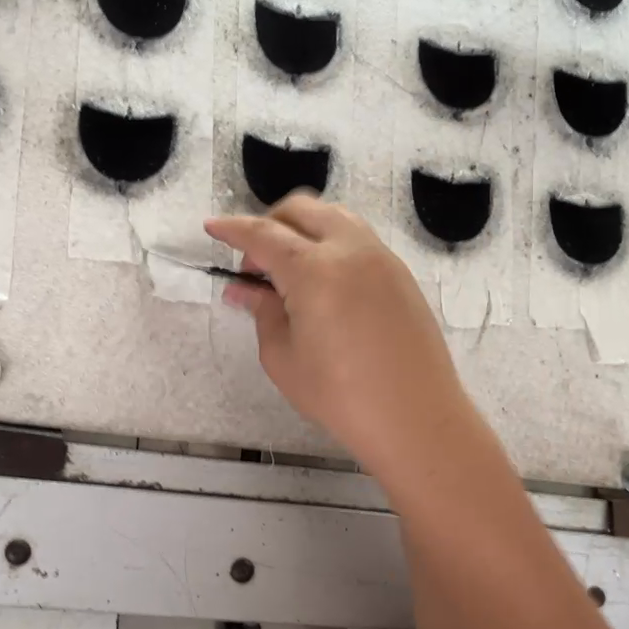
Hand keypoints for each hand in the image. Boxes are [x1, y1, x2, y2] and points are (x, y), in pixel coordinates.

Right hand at [205, 193, 467, 470]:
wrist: (416, 418)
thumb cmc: (340, 395)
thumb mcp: (283, 357)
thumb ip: (262, 312)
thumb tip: (242, 290)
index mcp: (314, 269)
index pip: (263, 234)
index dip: (233, 229)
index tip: (212, 227)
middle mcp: (350, 250)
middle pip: (301, 210)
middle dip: (269, 224)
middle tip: (254, 266)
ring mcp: (381, 258)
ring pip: (333, 218)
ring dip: (302, 230)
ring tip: (288, 272)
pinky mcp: (400, 275)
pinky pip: (357, 239)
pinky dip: (330, 245)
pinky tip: (322, 285)